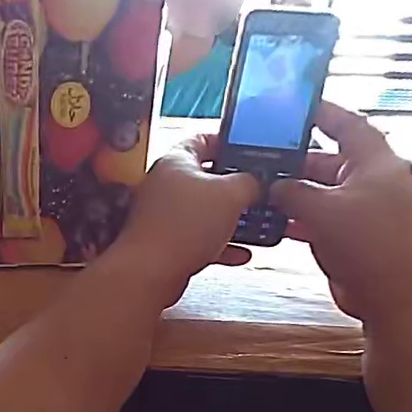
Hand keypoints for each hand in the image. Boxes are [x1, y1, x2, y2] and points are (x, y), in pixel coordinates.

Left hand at [100, 133, 260, 305]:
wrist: (151, 272)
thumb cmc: (185, 224)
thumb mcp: (230, 195)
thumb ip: (249, 183)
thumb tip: (256, 185)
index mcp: (177, 161)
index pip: (203, 139)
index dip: (228, 141)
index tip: (248, 150)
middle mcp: (168, 185)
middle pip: (207, 179)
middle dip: (236, 187)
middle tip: (259, 191)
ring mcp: (167, 216)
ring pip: (206, 213)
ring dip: (232, 220)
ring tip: (257, 225)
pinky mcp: (169, 244)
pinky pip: (201, 240)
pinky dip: (222, 246)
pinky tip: (242, 254)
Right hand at [271, 102, 411, 322]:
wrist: (395, 295)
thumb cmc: (369, 243)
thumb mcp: (323, 209)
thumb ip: (293, 192)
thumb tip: (275, 186)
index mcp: (376, 162)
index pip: (348, 125)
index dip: (322, 113)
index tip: (295, 108)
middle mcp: (373, 182)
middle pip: (331, 161)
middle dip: (298, 162)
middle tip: (265, 159)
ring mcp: (365, 212)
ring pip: (325, 193)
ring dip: (297, 194)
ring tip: (264, 190)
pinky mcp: (356, 238)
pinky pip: (324, 220)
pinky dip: (303, 220)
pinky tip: (278, 222)